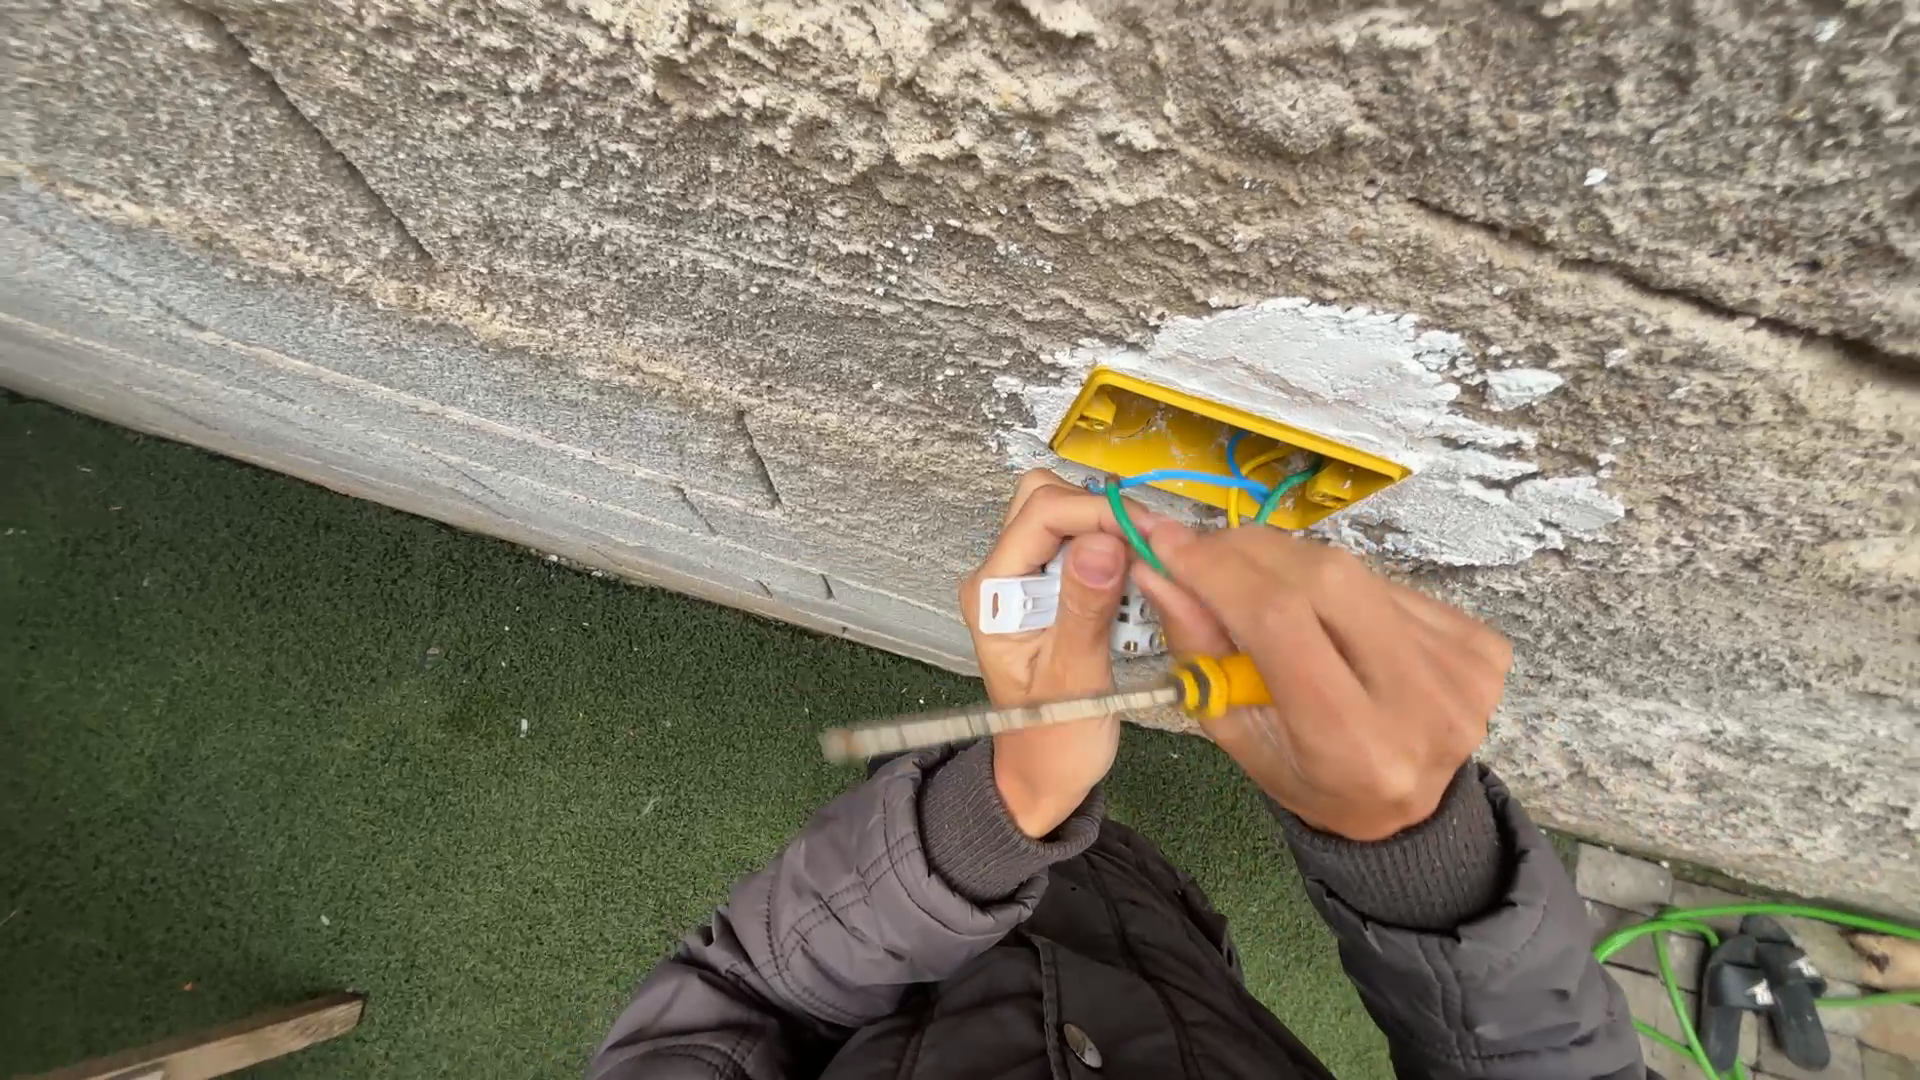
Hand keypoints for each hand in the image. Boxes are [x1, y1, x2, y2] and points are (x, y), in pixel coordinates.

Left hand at [958, 470, 1145, 837]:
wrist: (1045, 773)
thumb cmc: (1052, 741)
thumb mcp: (1074, 682)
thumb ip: (1085, 612)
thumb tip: (1104, 542)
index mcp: (992, 593)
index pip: (1040, 515)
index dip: (1098, 512)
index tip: (1150, 533)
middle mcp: (1001, 574)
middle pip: (1044, 498)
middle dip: (1100, 510)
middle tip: (1148, 545)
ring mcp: (1024, 576)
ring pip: (1063, 513)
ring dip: (1108, 526)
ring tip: (1148, 561)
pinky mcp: (1050, 585)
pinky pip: (1080, 540)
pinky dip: (1112, 545)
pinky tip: (1139, 575)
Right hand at [1131, 522, 1510, 840]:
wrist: (1403, 807)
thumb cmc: (1304, 776)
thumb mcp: (1232, 729)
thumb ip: (1196, 650)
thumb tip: (1158, 572)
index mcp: (1353, 745)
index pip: (1280, 622)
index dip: (1216, 570)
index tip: (1164, 540)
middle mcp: (1422, 703)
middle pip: (1321, 579)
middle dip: (1244, 551)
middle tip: (1198, 550)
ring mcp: (1461, 668)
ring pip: (1350, 569)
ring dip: (1282, 560)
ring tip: (1248, 579)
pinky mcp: (1481, 641)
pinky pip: (1380, 579)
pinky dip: (1329, 579)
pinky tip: (1316, 608)